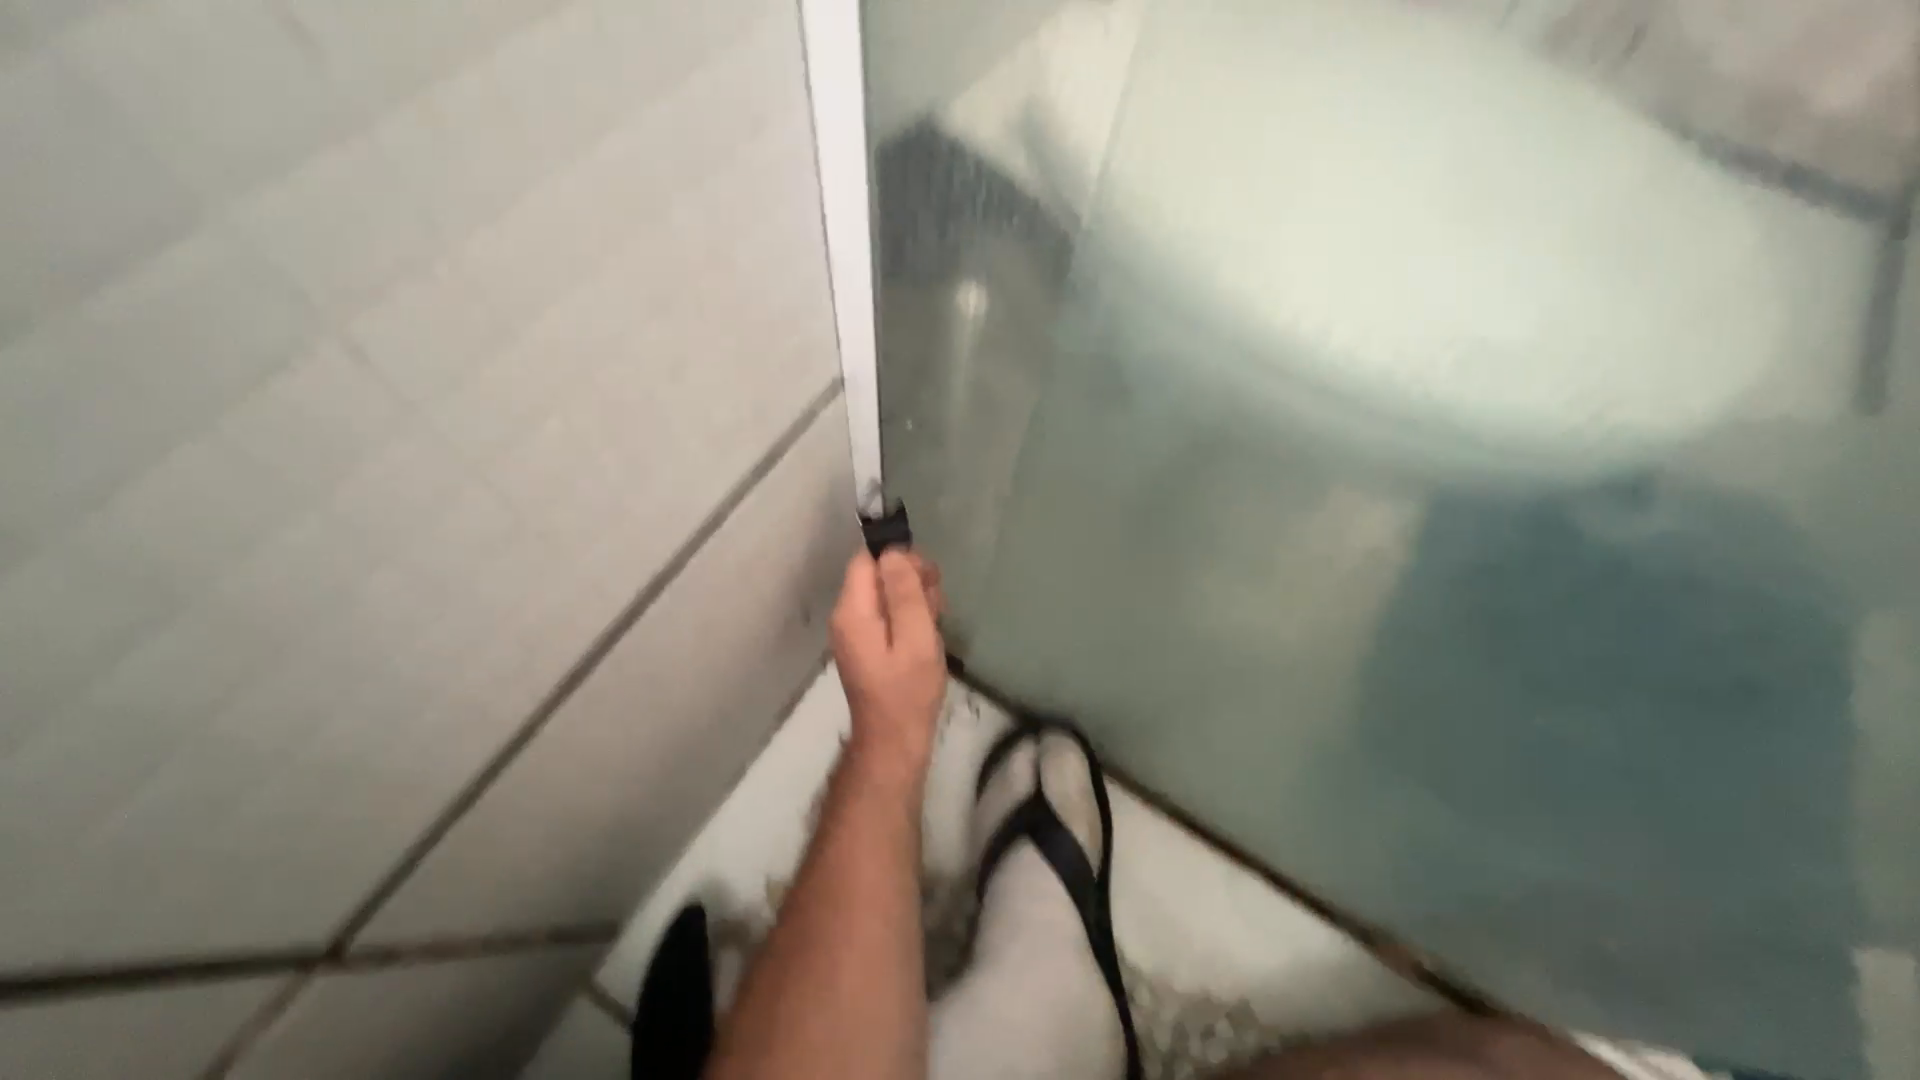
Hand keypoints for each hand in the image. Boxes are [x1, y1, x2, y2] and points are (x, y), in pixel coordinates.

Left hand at [830, 548, 945, 779]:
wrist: (894, 742)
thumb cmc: (908, 691)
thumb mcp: (915, 638)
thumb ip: (905, 593)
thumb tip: (893, 553)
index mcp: (853, 611)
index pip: (867, 560)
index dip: (898, 559)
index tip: (928, 576)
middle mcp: (846, 617)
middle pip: (875, 575)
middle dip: (909, 579)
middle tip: (938, 601)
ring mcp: (855, 633)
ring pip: (883, 595)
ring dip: (912, 599)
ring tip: (936, 620)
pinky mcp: (866, 646)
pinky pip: (885, 616)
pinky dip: (907, 617)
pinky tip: (926, 634)